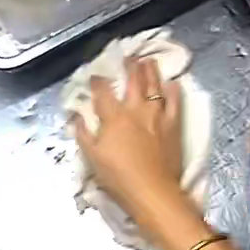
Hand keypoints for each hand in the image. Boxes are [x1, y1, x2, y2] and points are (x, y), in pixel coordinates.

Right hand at [73, 56, 203, 249]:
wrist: (152, 191)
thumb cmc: (117, 177)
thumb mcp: (92, 156)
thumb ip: (83, 133)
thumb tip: (75, 116)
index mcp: (113, 117)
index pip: (103, 91)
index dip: (97, 81)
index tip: (95, 77)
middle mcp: (136, 110)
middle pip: (133, 81)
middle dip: (129, 67)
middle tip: (129, 57)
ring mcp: (157, 115)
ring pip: (154, 86)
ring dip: (151, 71)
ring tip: (149, 61)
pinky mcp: (173, 124)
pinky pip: (174, 101)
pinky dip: (173, 90)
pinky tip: (172, 83)